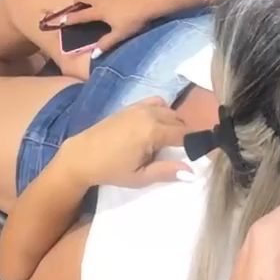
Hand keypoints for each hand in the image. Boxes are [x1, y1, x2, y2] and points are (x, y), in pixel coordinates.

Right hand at [51, 0, 160, 54]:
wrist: (150, 0)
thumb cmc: (135, 19)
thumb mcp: (120, 34)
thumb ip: (106, 43)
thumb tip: (93, 55)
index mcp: (99, 11)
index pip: (80, 16)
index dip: (69, 19)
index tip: (61, 21)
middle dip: (76, 1)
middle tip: (78, 7)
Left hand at [57, 98, 187, 189]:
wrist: (82, 156)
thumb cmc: (111, 170)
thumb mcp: (140, 177)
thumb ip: (167, 172)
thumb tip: (192, 172)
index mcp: (153, 131)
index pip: (184, 134)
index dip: (194, 144)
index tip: (197, 154)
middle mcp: (150, 114)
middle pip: (179, 121)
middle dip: (184, 134)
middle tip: (180, 152)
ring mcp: (140, 107)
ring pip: (169, 111)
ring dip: (174, 123)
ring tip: (168, 141)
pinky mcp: (132, 105)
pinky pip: (157, 102)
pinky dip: (163, 111)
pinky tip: (157, 125)